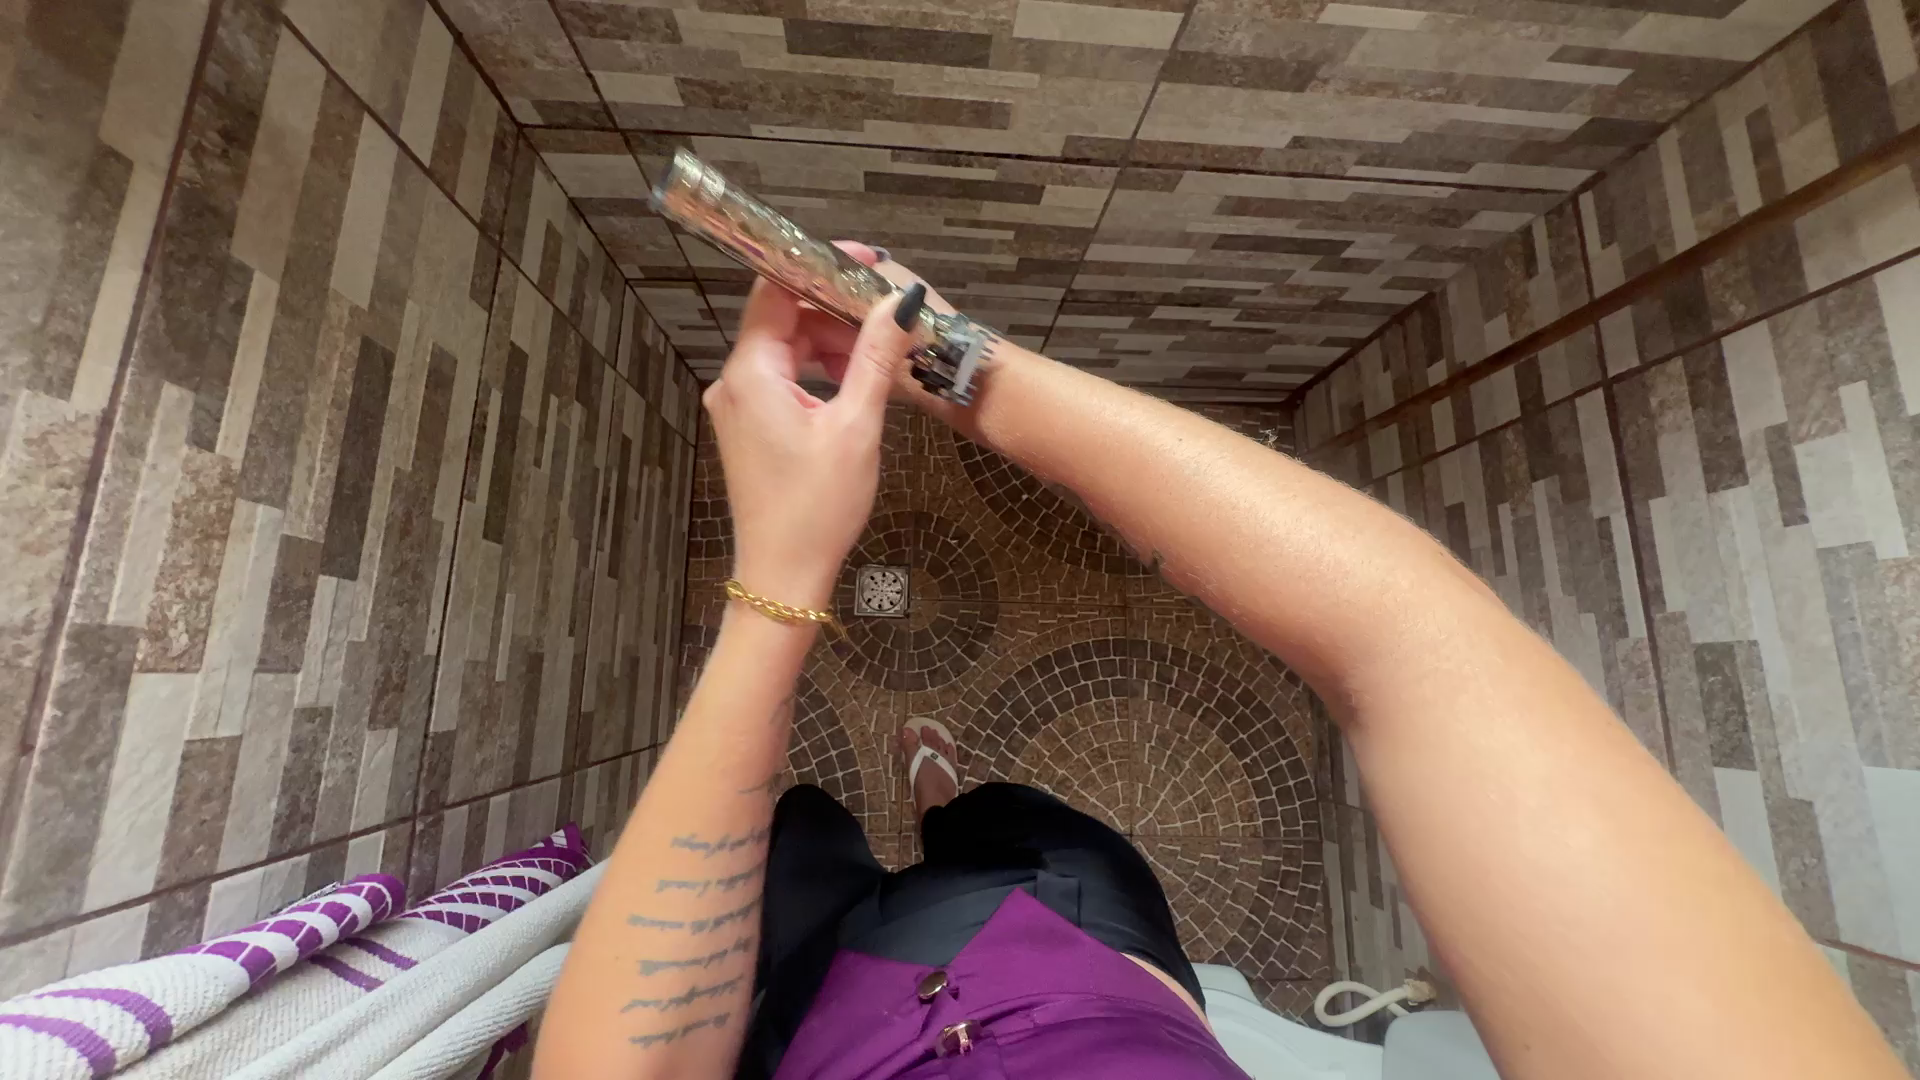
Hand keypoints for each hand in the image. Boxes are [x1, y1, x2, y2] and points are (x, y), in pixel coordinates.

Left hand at [704, 274, 925, 611]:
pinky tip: (849, 387)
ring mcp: (737, 408)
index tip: (866, 263)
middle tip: (884, 322)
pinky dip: (814, 375)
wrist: (785, 574)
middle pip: (781, 321)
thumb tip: (900, 301)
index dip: (820, 268)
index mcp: (750, 373)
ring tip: (873, 361)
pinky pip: (780, 381)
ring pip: (783, 352)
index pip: (775, 290)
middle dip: (832, 315)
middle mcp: (733, 382)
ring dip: (827, 347)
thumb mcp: (856, 426)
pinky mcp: (748, 430)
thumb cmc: (820, 505)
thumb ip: (875, 358)